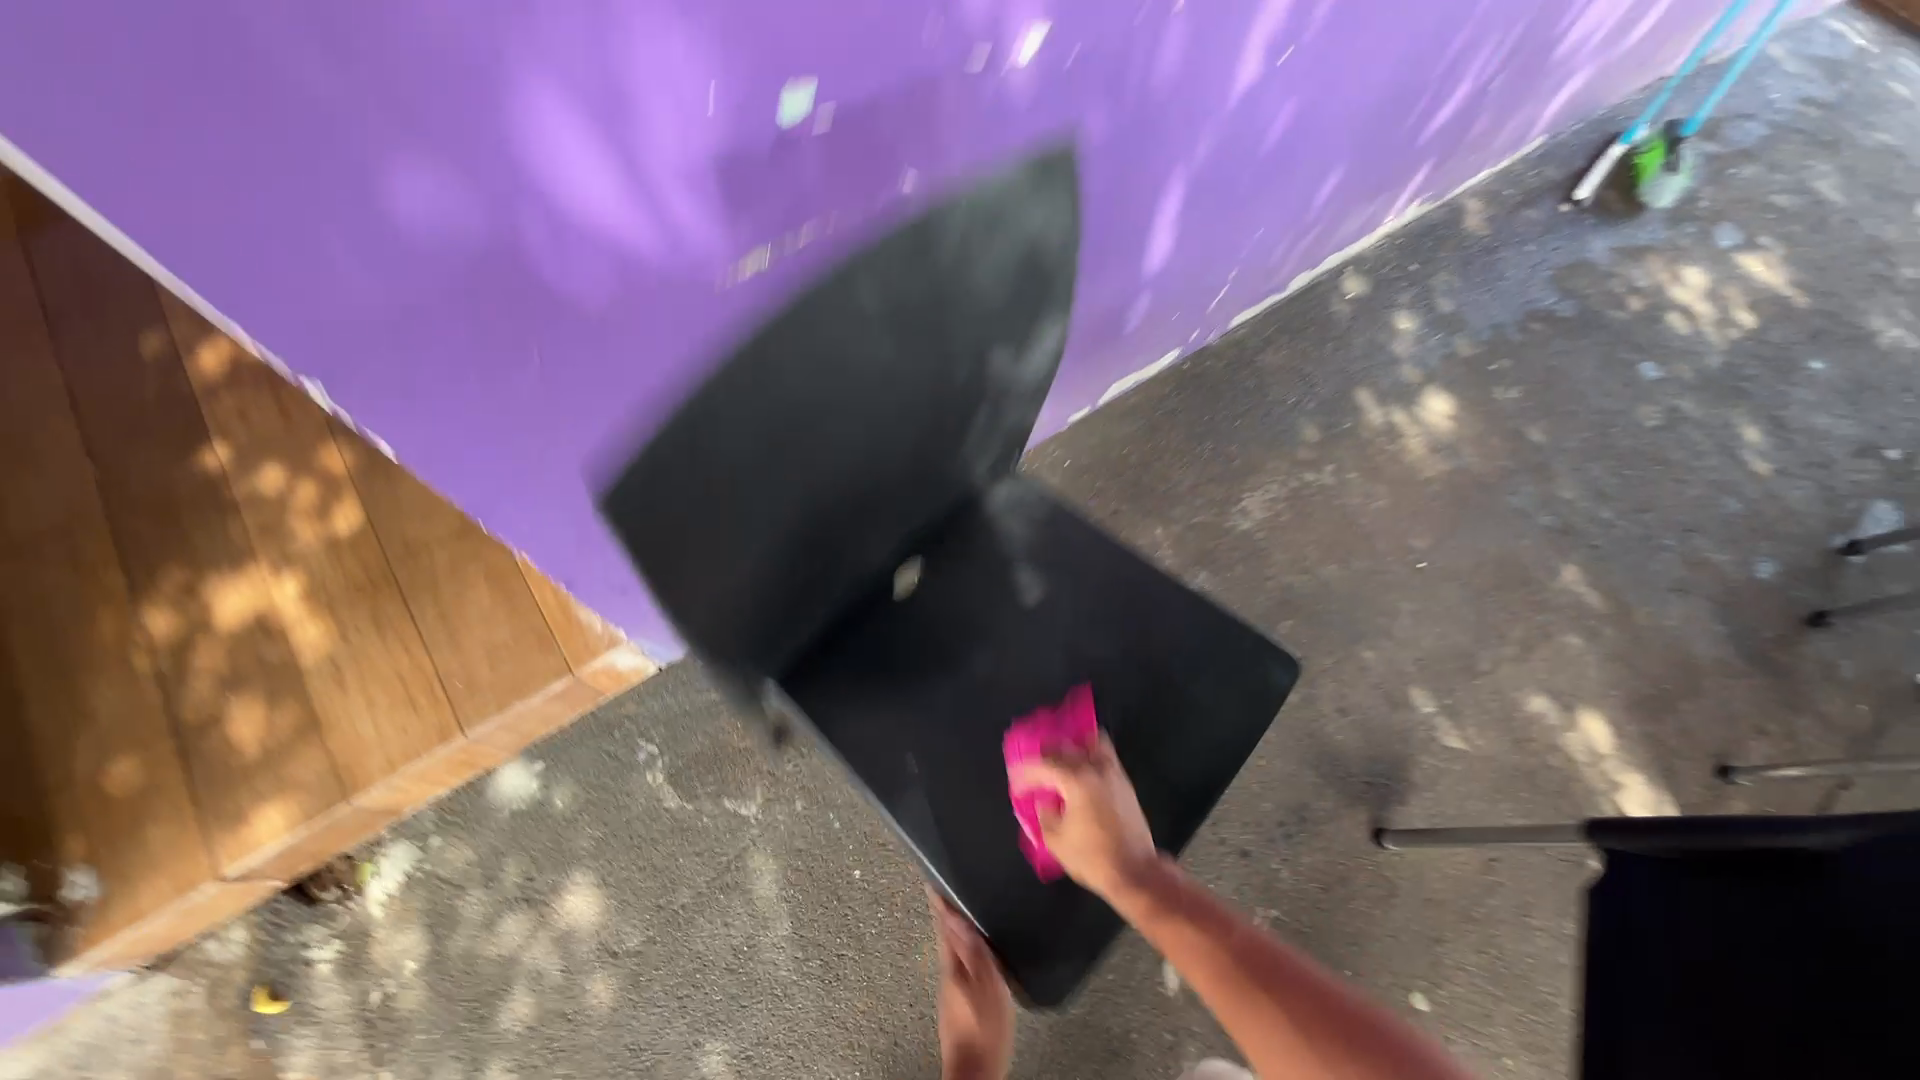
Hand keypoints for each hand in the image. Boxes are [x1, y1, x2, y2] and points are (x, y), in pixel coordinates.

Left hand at [930, 890, 1013, 1079]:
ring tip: (962, 911)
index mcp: (953, 965)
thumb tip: (957, 915)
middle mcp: (948, 973)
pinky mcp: (959, 1002)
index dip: (939, 900)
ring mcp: (952, 988)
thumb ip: (973, 951)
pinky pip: (960, 963)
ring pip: (952, 948)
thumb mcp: (987, 985)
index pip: (943, 923)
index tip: (933, 876)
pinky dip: (964, 947)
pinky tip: (975, 950)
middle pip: (945, 934)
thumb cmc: (985, 1028)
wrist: (975, 1071)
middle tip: (946, 887)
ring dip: (954, 928)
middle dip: (946, 911)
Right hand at [1009, 733, 1158, 899]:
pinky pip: (1104, 757)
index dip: (1025, 772)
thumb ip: (1045, 814)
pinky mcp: (1125, 784)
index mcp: (1076, 780)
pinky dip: (1089, 757)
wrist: (1134, 871)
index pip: (1043, 764)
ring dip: (1071, 750)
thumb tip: (1045, 802)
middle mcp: (1096, 769)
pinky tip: (1080, 771)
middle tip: (1033, 770)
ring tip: (1058, 762)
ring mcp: (1114, 774)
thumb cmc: (1092, 857)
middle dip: (1045, 755)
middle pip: (1065, 748)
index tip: (1016, 783)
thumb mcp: (1056, 840)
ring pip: (1090, 745)